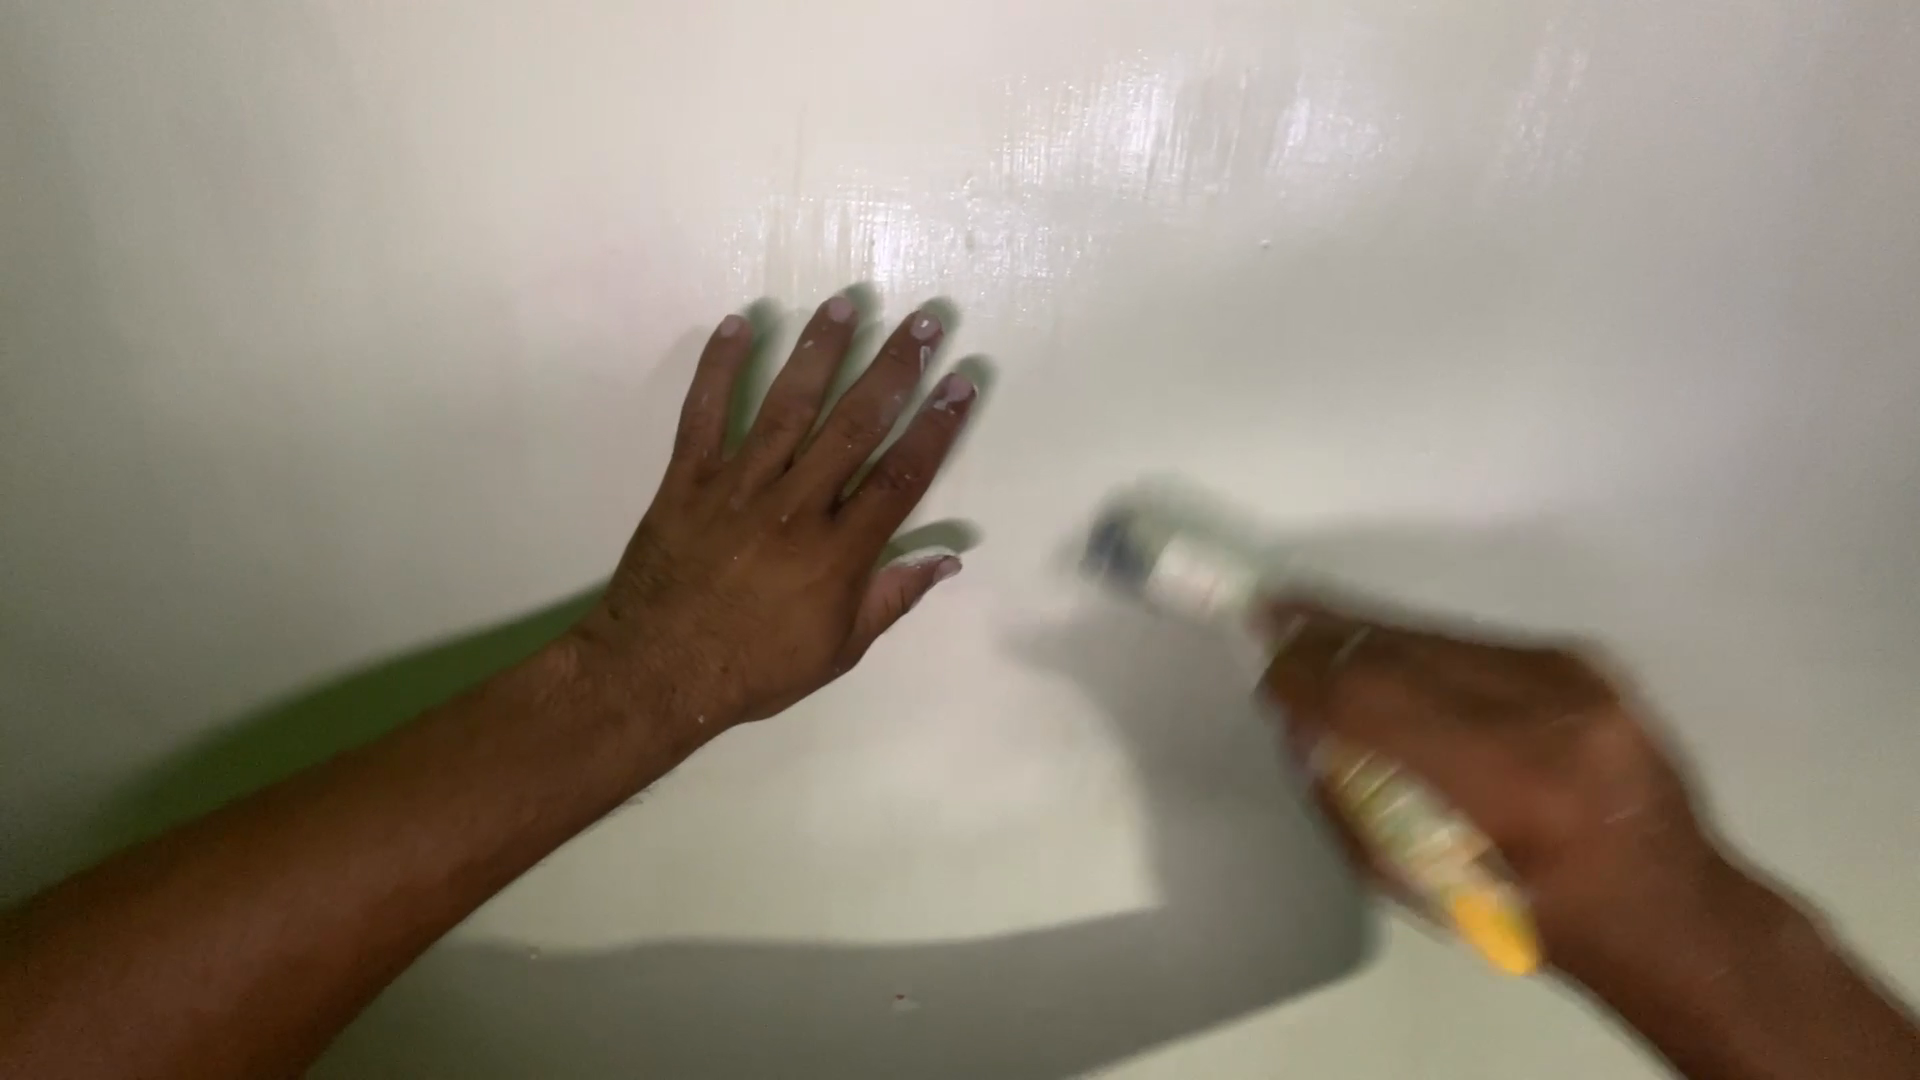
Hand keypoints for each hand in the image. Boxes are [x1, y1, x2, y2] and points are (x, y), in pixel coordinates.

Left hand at [570, 295, 975, 734]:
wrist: (656, 672)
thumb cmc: (757, 666)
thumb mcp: (840, 649)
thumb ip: (894, 598)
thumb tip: (949, 560)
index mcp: (838, 550)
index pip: (902, 474)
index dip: (937, 427)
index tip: (960, 384)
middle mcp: (796, 505)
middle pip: (855, 424)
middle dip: (895, 368)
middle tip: (924, 322)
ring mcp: (738, 485)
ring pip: (787, 406)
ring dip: (819, 351)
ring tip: (845, 303)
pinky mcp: (688, 478)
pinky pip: (705, 413)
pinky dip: (719, 367)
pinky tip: (738, 323)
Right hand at [1259, 596, 1748, 981]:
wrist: (1673, 906)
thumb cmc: (1532, 914)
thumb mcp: (1419, 880)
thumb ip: (1346, 794)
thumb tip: (1297, 717)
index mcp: (1510, 786)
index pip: (1371, 702)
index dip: (1306, 677)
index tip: (1264, 667)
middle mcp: (1547, 714)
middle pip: (1394, 653)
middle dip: (1321, 636)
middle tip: (1269, 615)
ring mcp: (1571, 677)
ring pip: (1425, 633)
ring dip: (1357, 627)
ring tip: (1304, 612)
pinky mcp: (1580, 658)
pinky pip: (1461, 637)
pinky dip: (1405, 640)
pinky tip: (1371, 640)